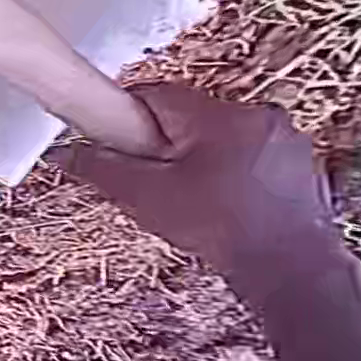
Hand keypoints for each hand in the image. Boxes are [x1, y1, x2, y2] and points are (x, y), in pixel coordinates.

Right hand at [53, 82, 340, 288]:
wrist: (288, 265)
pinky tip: (210, 203)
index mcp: (218, 117)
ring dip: (188, 158)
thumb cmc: (218, 228)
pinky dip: (219, 171)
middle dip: (157, 143)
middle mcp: (257, 116)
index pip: (156, 94)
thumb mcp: (144, 196)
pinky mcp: (296, 162)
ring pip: (214, 136)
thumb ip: (100, 168)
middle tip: (142, 178)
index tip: (108, 136)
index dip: (123, 113)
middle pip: (185, 117)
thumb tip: (63, 152)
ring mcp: (283, 138)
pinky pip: (242, 153)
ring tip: (176, 196)